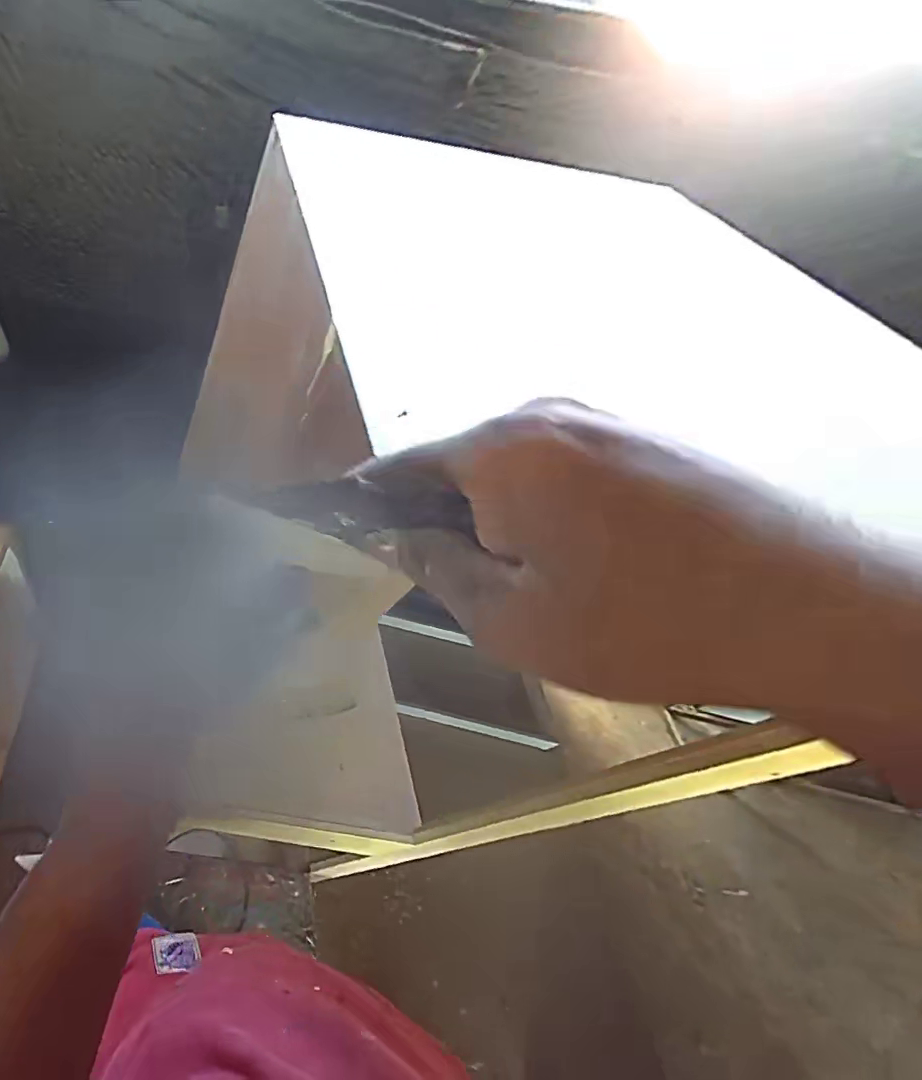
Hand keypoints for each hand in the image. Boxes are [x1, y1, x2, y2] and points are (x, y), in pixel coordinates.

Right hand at [357, 400, 921, 714]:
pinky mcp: (651, 436)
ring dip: (490, 512)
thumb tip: (396, 536)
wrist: (839, 621)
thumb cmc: (648, 624)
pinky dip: (539, 503)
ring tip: (521, 571)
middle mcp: (546, 417)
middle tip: (451, 575)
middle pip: (450, 465)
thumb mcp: (505, 618)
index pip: (392, 470)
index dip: (363, 508)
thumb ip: (431, 567)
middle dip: (436, 515)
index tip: (351, 538)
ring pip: (503, 467)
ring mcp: (606, 420)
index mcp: (500, 451)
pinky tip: (573, 554)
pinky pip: (556, 464)